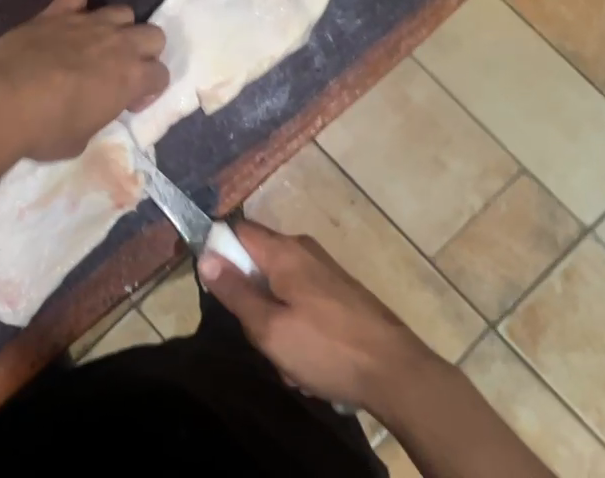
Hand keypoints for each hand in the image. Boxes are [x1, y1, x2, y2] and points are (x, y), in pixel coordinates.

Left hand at [0, 0, 167, 161]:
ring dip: (116, 28)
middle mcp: (117, 43)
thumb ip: (98, 116)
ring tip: (95, 47)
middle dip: (143, 51)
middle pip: (153, 34)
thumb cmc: (46, 131)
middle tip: (120, 71)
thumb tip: (92, 110)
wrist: (3, 101)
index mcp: (131, 78)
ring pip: (121, 11)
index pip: (162, 75)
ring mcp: (86, 22)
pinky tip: (64, 23)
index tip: (128, 103)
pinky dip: (76, 7)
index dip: (149, 90)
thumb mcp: (83, 138)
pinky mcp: (55, 12)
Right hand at [200, 220, 442, 414]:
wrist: (399, 375)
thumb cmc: (327, 348)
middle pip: (258, 261)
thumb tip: (205, 257)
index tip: (217, 287)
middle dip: (250, 298)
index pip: (236, 230)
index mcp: (284, 251)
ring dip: (275, 320)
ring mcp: (326, 272)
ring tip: (287, 359)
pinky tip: (309, 361)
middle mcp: (305, 250)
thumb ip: (234, 291)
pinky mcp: (341, 294)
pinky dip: (297, 326)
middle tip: (255, 333)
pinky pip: (302, 301)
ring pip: (280, 287)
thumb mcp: (269, 328)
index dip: (218, 251)